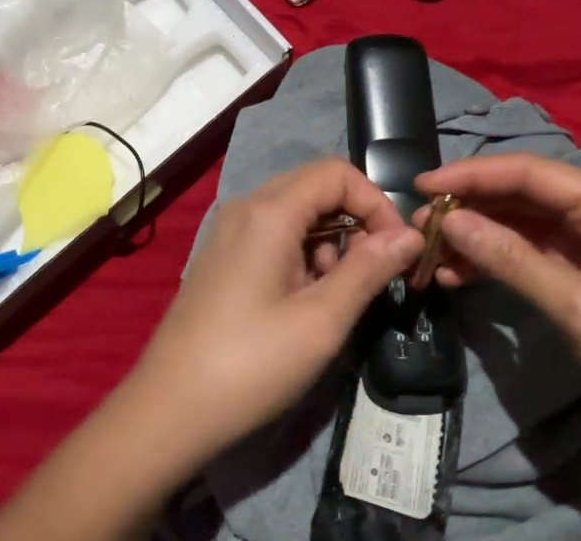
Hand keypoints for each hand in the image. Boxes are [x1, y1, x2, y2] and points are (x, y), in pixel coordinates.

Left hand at [132, 159, 423, 456]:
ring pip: (296, 212)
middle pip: (315, 187)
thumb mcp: (321, 320)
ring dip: (331, 241)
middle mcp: (246, 208)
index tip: (397, 249)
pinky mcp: (223, 257)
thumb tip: (409, 234)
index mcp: (268, 212)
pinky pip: (274, 235)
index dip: (375, 201)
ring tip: (338, 296)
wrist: (171, 407)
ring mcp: (229, 231)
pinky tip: (308, 301)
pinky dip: (303, 254)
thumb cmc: (251, 364)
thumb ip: (368, 270)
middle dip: (356, 221)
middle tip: (378, 274)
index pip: (336, 172)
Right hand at [414, 155, 580, 464]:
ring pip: (519, 225)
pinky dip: (492, 263)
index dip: (474, 174)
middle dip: (469, 205)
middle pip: (522, 195)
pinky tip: (455, 276)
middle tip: (418, 222)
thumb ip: (513, 260)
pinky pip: (526, 257)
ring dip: (476, 235)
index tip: (423, 186)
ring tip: (429, 250)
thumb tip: (450, 220)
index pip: (532, 173)